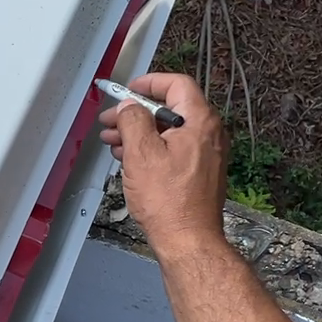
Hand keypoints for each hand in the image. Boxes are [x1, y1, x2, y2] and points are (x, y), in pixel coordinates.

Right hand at [97, 73, 228, 260]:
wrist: (187, 238)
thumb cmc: (169, 202)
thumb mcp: (141, 154)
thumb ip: (133, 121)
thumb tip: (128, 107)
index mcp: (200, 122)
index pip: (176, 85)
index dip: (149, 83)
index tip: (128, 89)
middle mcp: (209, 134)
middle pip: (170, 109)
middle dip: (136, 113)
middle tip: (112, 121)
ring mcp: (206, 154)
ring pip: (170, 131)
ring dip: (140, 133)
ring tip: (115, 143)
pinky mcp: (200, 172)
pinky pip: (174, 150)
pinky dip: (152, 149)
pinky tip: (131, 161)